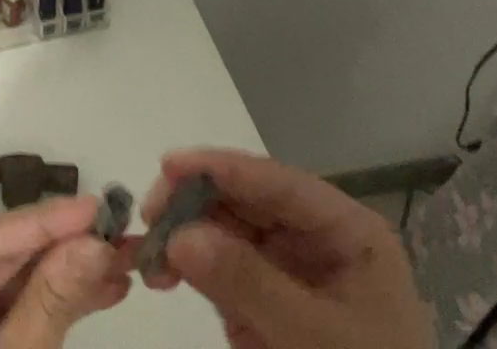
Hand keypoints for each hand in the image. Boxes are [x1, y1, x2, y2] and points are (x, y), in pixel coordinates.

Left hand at [0, 195, 132, 347]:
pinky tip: (111, 286)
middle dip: (65, 242)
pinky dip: (71, 297)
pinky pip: (32, 304)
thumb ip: (51, 302)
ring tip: (128, 254)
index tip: (92, 206)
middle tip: (119, 226)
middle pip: (5, 256)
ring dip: (75, 267)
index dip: (40, 221)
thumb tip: (94, 241)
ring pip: (24, 276)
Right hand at [140, 150, 432, 348]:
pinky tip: (162, 275)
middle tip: (149, 218)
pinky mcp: (264, 299)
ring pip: (225, 230)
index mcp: (348, 231)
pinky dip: (187, 266)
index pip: (279, 183)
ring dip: (183, 235)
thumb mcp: (314, 336)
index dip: (222, 168)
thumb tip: (179, 235)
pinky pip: (219, 267)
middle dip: (194, 204)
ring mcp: (288, 268)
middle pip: (245, 201)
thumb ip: (250, 283)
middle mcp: (315, 238)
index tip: (167, 164)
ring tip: (149, 258)